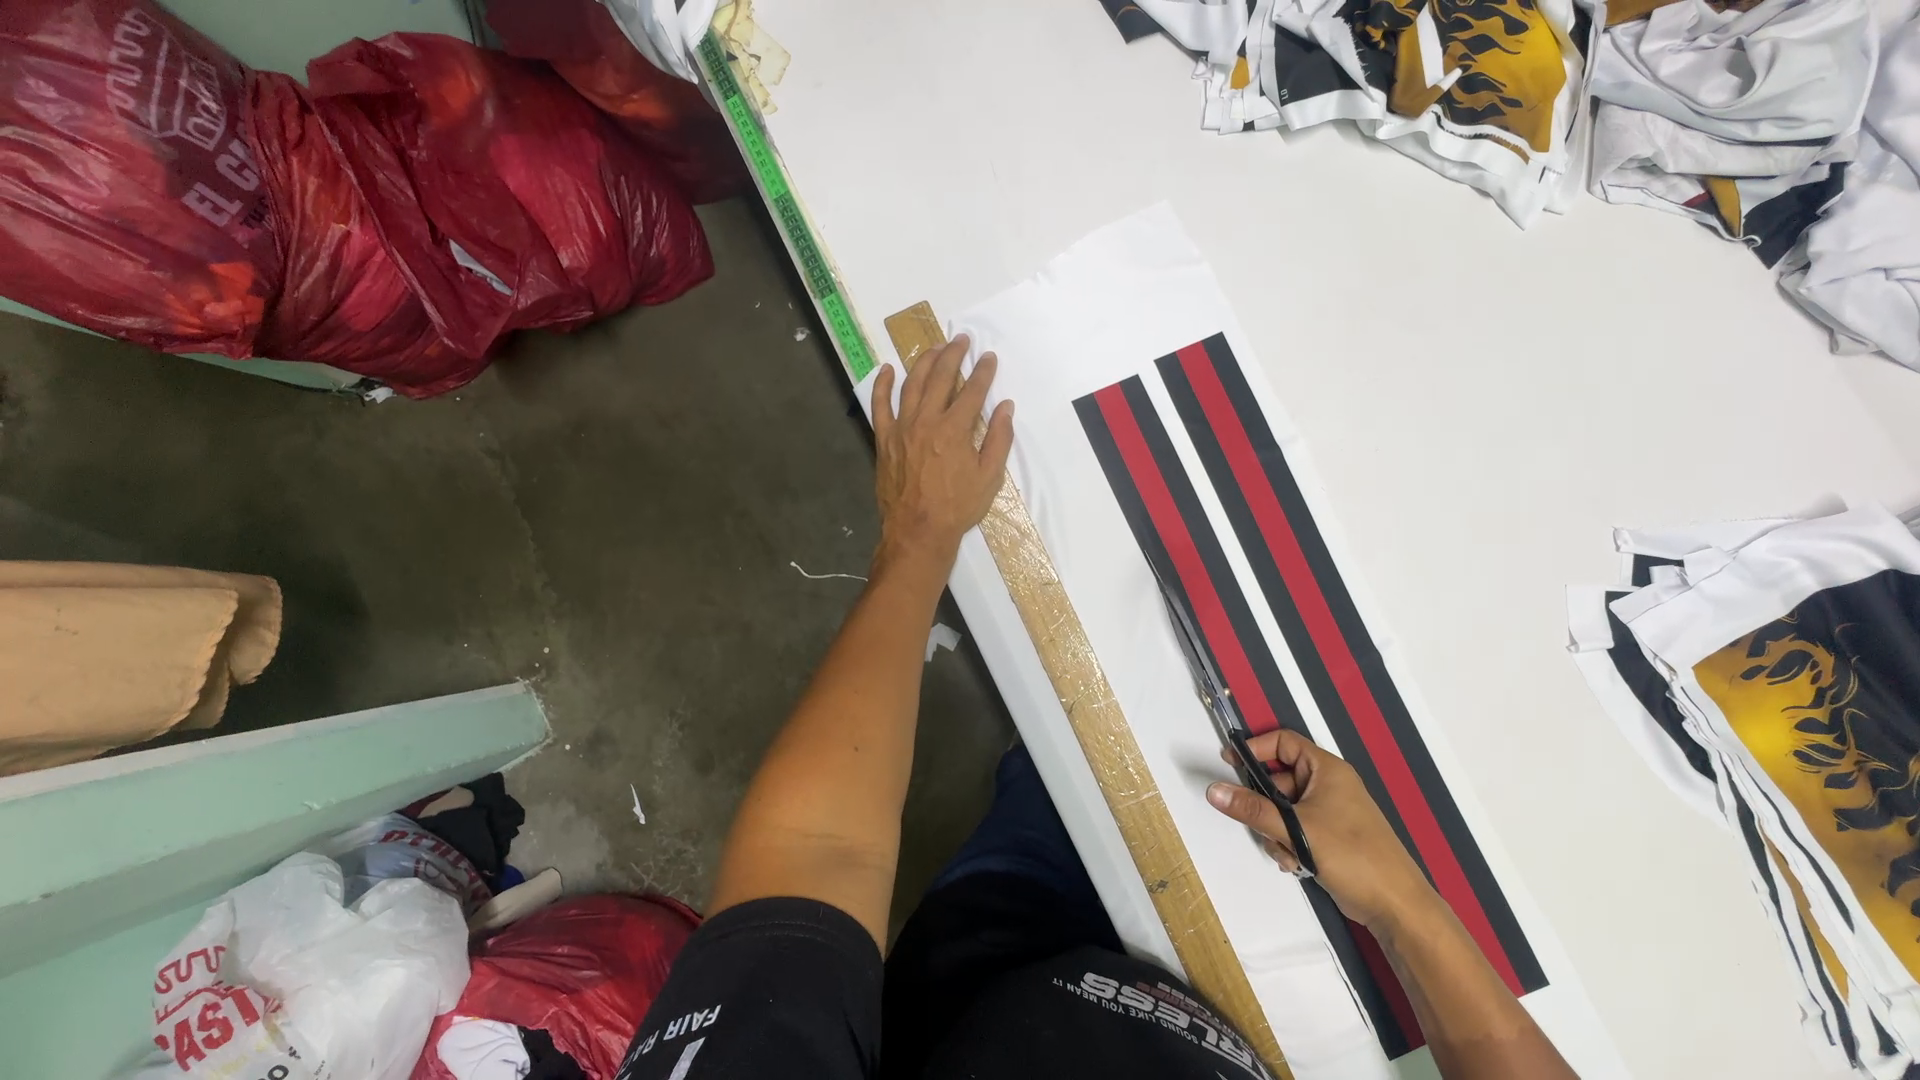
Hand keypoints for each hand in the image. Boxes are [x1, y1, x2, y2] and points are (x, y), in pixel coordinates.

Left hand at [871, 335, 1014, 565]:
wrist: (917, 531)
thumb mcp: (989, 477)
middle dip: (953, 355)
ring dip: (923, 362)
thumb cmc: (957, 507)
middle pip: (940, 378)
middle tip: (961, 340)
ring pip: (911, 385)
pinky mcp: (884, 440)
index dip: (983, 372)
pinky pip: (880, 406)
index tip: (988, 357)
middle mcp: (927, 421)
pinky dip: (882, 386)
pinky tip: (886, 370)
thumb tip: (1006, 408)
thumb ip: (999, 439)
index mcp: (954, 430)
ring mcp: (902, 429)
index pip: (972, 391)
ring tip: (933, 348)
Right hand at [1206, 728, 1437, 931]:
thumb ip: (1252, 809)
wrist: (1395, 905)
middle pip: (1279, 780)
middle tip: (1259, 823)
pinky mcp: (1329, 837)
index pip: (1283, 742)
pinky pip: (1295, 829)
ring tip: (1287, 853)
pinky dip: (1289, 845)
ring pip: (1283, 809)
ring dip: (1276, 832)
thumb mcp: (1296, 829)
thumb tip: (1213, 790)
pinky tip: (1296, 865)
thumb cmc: (1351, 854)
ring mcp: (1329, 812)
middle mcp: (1328, 785)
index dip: (1255, 749)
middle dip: (1265, 806)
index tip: (1228, 764)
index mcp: (1326, 770)